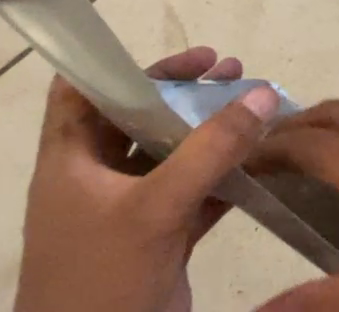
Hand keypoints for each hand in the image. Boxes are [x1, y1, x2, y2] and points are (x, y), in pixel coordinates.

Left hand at [14, 47, 278, 311]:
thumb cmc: (101, 280)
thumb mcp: (155, 209)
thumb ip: (211, 149)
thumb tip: (263, 93)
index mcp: (70, 167)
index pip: (81, 96)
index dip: (126, 68)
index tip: (185, 58)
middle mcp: (96, 181)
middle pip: (137, 116)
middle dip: (184, 90)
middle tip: (231, 71)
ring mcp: (129, 209)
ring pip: (174, 151)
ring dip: (213, 126)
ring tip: (257, 103)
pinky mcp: (161, 235)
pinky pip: (200, 187)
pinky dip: (231, 167)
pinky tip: (268, 154)